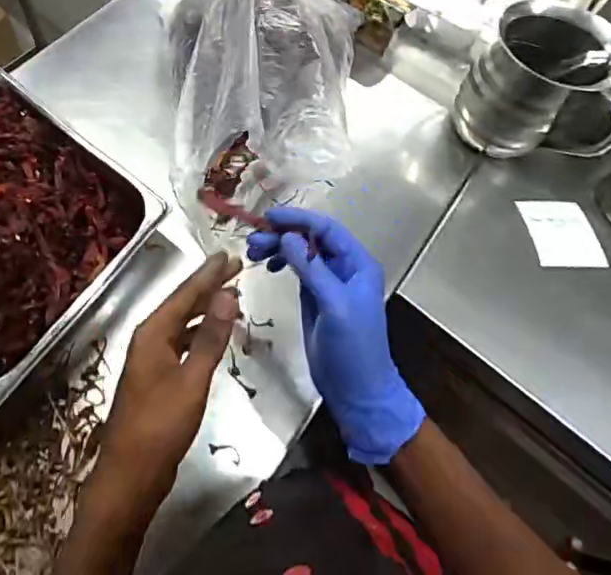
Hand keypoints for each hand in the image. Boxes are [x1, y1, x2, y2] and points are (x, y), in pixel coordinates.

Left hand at [64, 252, 240, 566]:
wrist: (130, 472)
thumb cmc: (160, 425)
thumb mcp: (191, 381)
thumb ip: (209, 339)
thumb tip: (226, 295)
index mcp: (152, 332)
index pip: (184, 294)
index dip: (208, 274)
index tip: (229, 255)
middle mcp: (148, 337)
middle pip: (181, 304)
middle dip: (207, 287)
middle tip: (235, 269)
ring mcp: (150, 357)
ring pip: (181, 323)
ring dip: (204, 310)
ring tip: (231, 298)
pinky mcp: (157, 377)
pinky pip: (180, 342)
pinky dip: (199, 334)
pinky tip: (213, 337)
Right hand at [246, 207, 423, 463]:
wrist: (359, 392)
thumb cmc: (353, 348)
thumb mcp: (333, 305)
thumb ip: (311, 269)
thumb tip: (286, 236)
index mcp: (357, 264)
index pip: (325, 229)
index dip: (297, 219)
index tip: (268, 218)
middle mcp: (344, 267)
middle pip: (309, 238)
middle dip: (281, 235)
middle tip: (252, 241)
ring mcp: (329, 281)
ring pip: (300, 251)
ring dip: (276, 246)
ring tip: (252, 252)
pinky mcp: (315, 295)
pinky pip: (296, 267)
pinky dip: (280, 261)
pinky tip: (267, 265)